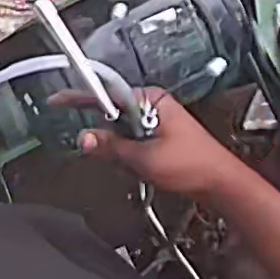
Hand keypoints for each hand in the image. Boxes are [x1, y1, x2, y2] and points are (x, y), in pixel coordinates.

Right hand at [76, 88, 242, 198]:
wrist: (221, 185)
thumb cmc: (193, 166)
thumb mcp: (143, 157)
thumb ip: (110, 147)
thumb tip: (84, 138)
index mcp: (151, 100)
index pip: (107, 94)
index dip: (80, 98)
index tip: (59, 100)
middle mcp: (152, 105)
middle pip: (111, 114)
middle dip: (108, 137)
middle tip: (119, 156)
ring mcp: (155, 119)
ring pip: (119, 130)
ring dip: (121, 150)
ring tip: (139, 165)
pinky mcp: (156, 135)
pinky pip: (129, 140)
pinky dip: (128, 154)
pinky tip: (141, 167)